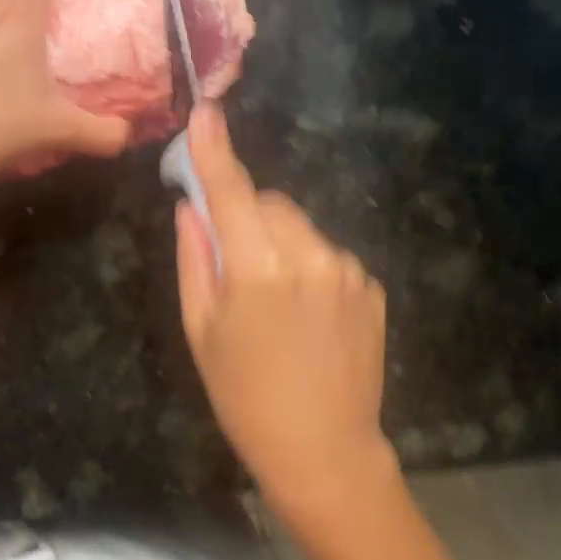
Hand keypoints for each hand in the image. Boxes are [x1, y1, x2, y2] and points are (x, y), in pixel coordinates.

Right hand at [175, 103, 396, 526]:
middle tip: (228, 261)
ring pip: (298, 227)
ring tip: (271, 301)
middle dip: (244, 214)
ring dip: (276, 241)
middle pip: (268, 204)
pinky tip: (304, 315)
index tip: (204, 111)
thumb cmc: (242, 394)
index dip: (213, 150)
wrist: (323, 449)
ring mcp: (348, 270)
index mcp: (257, 268)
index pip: (229, 192)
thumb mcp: (199, 329)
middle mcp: (309, 256)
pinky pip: (326, 254)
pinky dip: (306, 265)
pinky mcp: (371, 286)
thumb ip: (193, 258)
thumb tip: (189, 208)